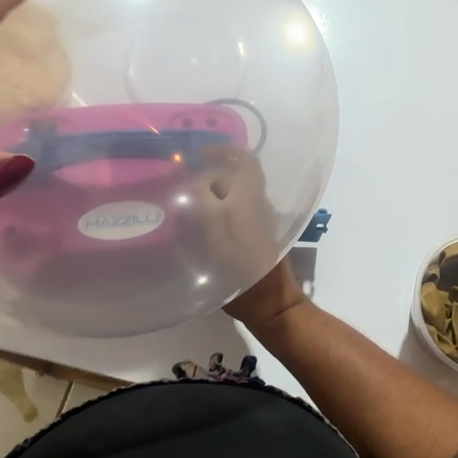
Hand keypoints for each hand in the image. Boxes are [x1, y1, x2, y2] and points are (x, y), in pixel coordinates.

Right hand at [183, 144, 303, 329]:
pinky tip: (200, 222)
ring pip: (238, 193)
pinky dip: (221, 207)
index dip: (223, 152)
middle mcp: (261, 204)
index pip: (245, 162)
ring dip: (216, 190)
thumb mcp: (214, 242)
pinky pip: (239, 209)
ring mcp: (263, 220)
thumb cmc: (241, 276)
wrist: (271, 305)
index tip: (199, 155)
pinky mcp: (260, 235)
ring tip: (188, 200)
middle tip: (185, 179)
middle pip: (239, 176)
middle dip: (212, 172)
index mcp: (251, 201)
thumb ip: (204, 207)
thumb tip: (197, 181)